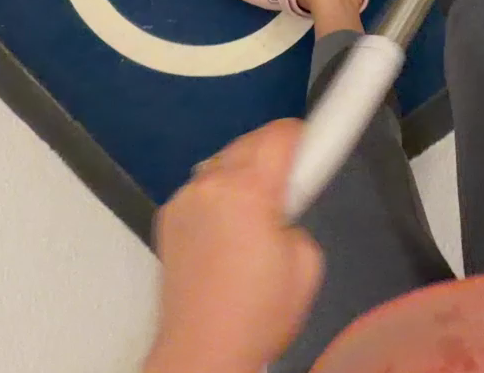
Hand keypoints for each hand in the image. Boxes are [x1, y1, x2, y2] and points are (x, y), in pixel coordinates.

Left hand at [146, 120, 323, 372]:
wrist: (201, 350)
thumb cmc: (260, 312)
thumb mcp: (307, 264)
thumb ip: (298, 216)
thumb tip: (282, 205)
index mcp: (249, 189)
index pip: (279, 135)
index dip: (303, 134)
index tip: (315, 140)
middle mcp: (211, 182)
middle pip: (249, 141)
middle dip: (273, 153)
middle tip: (291, 183)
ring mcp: (184, 196)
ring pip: (222, 161)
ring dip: (242, 170)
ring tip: (256, 209)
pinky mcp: (168, 214)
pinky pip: (201, 187)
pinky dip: (217, 194)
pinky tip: (226, 228)